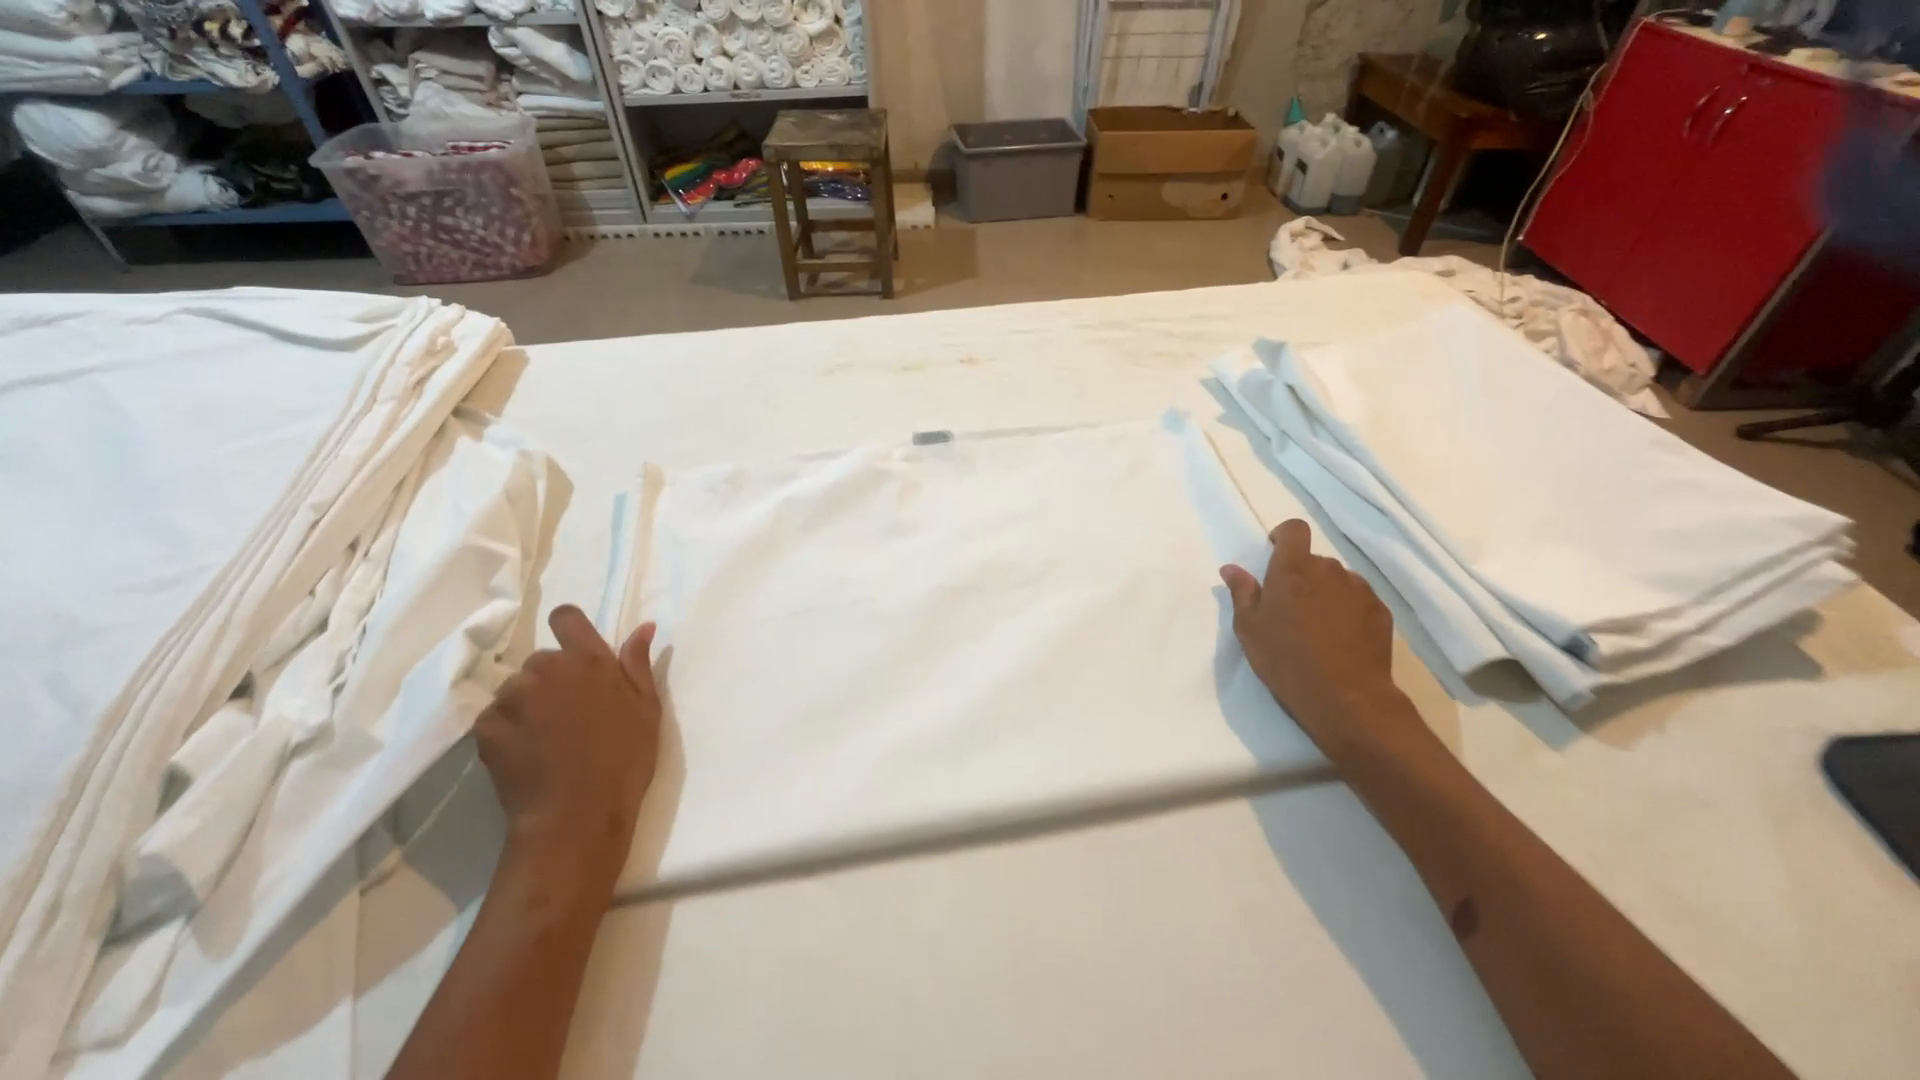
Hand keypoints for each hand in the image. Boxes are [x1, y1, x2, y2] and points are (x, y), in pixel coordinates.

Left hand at [475, 605, 661, 875]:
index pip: (566, 617)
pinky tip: (527, 755)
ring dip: (529, 705)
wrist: (578, 814)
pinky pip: (495, 717)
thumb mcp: (647, 709)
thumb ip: (638, 663)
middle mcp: (546, 668)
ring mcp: (512, 696)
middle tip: (570, 717)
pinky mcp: (486, 726)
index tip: (577, 655)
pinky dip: (507, 731)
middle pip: (543, 660)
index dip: (569, 629)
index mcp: (588, 660)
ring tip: (547, 741)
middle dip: (553, 680)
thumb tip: (643, 626)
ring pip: (517, 688)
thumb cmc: (625, 760)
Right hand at [1220, 520, 1409, 761]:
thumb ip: (1242, 593)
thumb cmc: (1286, 661)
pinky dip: (1347, 610)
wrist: (1346, 697)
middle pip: (1314, 560)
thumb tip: (1231, 568)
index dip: (1284, 536)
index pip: (1295, 529)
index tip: (1275, 552)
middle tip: (1290, 608)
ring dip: (1325, 592)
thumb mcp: (1249, 629)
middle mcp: (1329, 571)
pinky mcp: (1380, 611)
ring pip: (1338, 580)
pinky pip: (1358, 599)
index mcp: (1293, 570)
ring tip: (1317, 626)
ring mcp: (1359, 590)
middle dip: (1301, 575)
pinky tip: (1340, 638)